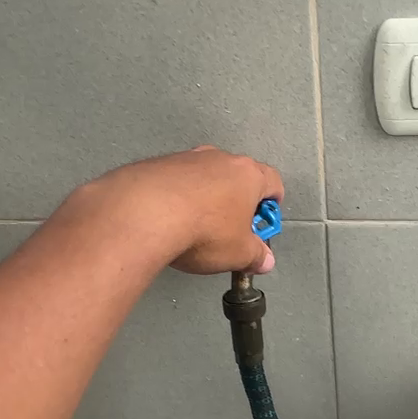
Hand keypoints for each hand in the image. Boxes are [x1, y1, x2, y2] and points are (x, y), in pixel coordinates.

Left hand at [56, 146, 280, 274]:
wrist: (145, 214)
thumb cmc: (203, 230)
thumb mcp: (240, 253)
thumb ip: (257, 255)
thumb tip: (264, 260)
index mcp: (248, 175)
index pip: (273, 182)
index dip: (272, 203)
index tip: (265, 221)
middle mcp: (219, 159)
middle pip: (238, 177)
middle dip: (239, 202)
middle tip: (233, 230)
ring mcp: (187, 158)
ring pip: (206, 177)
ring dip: (208, 198)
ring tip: (199, 228)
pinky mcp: (158, 165)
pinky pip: (178, 181)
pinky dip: (180, 198)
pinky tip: (173, 221)